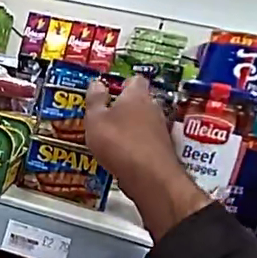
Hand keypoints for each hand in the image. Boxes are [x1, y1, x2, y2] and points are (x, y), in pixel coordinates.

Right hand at [85, 77, 211, 239]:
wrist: (150, 178)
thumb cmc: (120, 143)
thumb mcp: (95, 120)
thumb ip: (95, 100)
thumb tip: (96, 84)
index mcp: (136, 94)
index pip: (133, 79)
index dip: (120, 83)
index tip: (107, 89)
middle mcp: (153, 108)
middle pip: (138, 101)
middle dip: (123, 107)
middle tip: (104, 114)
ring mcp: (160, 130)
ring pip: (142, 122)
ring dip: (128, 128)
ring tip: (108, 137)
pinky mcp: (161, 150)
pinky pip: (144, 142)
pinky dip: (133, 146)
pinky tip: (120, 155)